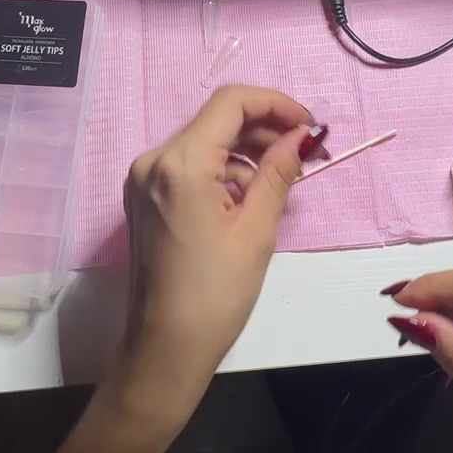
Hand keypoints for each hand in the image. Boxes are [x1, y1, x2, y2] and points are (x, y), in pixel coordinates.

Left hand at [116, 85, 318, 421]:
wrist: (164, 349)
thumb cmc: (215, 295)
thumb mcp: (257, 230)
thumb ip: (279, 172)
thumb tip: (302, 136)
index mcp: (180, 163)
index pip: (231, 103)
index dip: (276, 104)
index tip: (309, 125)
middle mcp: (154, 159)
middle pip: (217, 119)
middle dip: (265, 128)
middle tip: (306, 151)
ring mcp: (143, 177)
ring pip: (205, 140)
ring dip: (246, 150)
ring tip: (283, 177)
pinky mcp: (143, 194)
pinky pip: (190, 164)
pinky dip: (223, 169)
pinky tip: (250, 195)